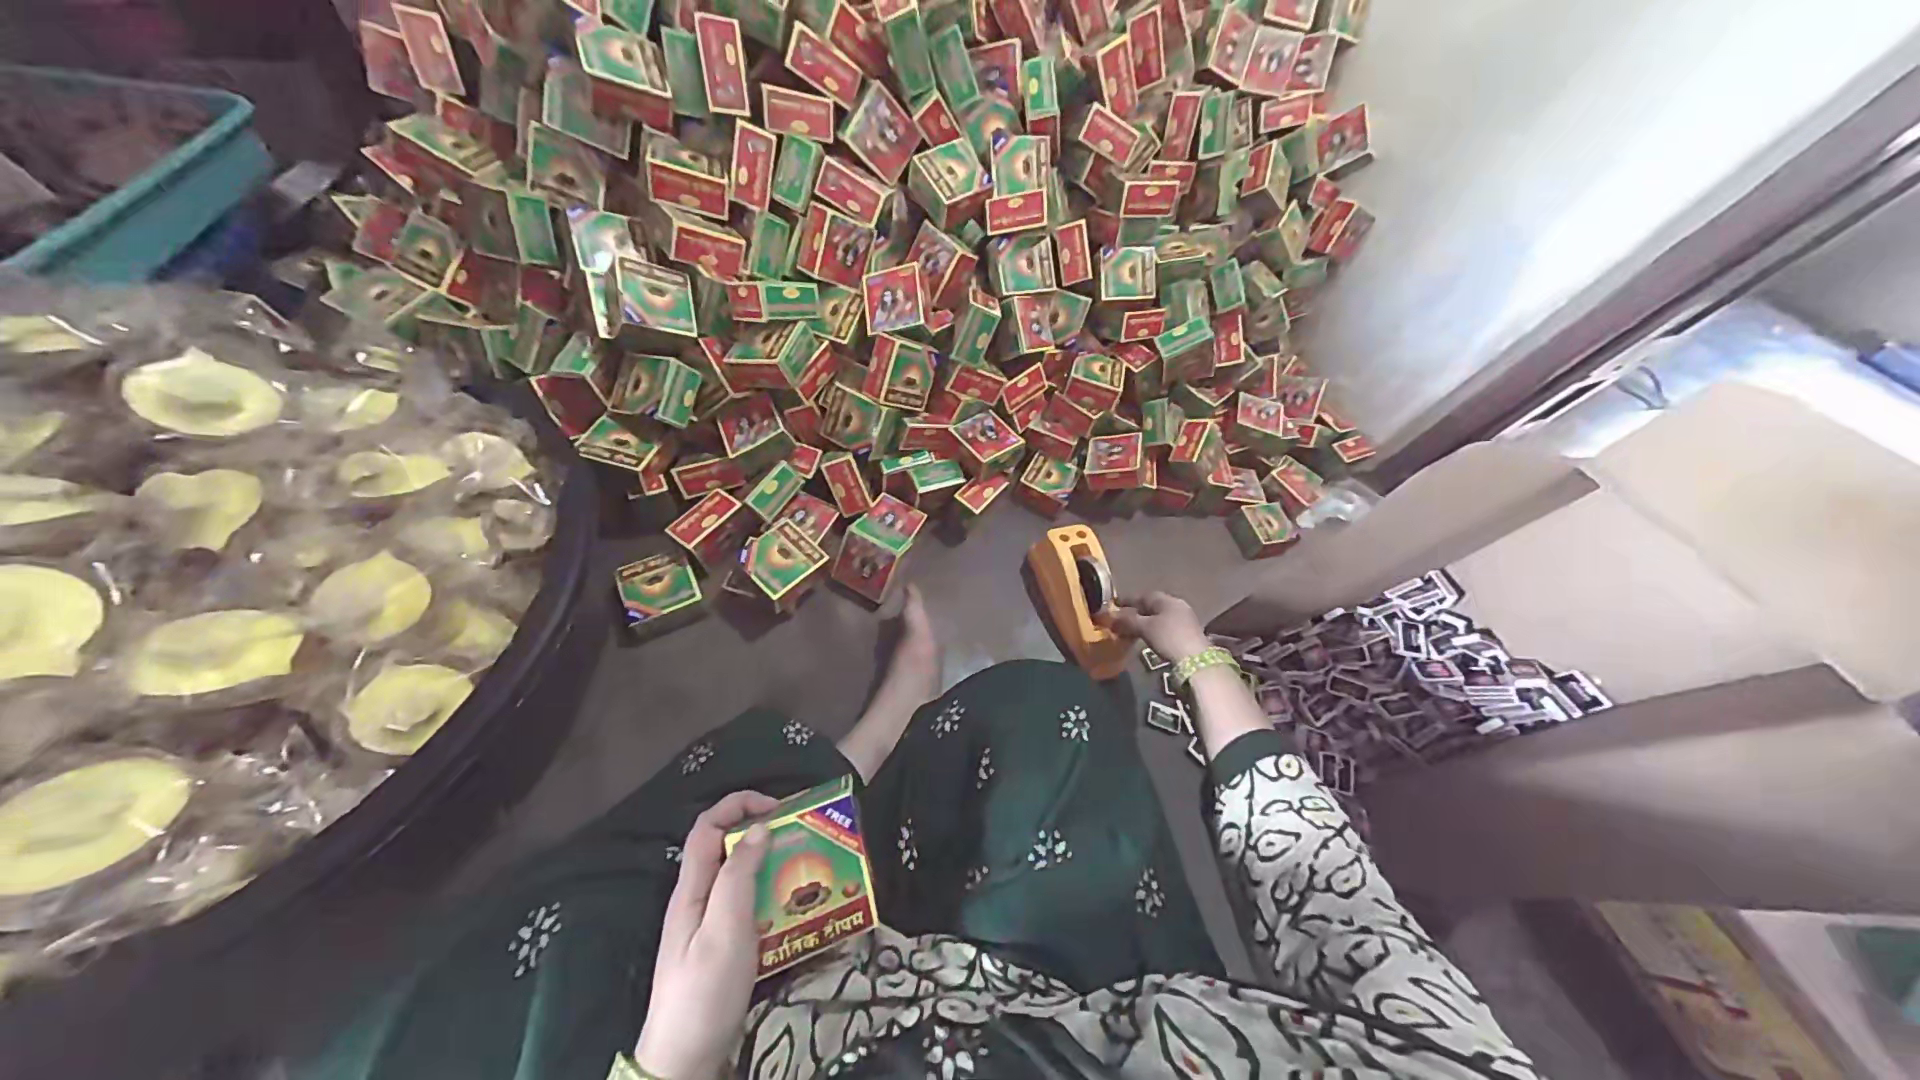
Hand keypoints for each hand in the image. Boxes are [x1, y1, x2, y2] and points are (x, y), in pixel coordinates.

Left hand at [634, 791, 776, 1079]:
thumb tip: (759, 828)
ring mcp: (707, 922)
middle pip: (724, 845)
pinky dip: (768, 893)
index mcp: (691, 888)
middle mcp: (697, 897)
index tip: (779, 808)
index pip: (708, 825)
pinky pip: (745, 903)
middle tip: (798, 834)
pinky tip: (791, 906)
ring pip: (737, 874)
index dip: (739, 804)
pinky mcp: (720, 943)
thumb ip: (738, 877)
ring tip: (803, 866)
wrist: (683, 1062)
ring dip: (768, 862)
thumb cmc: (704, 992)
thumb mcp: (724, 931)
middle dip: (760, 830)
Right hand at [1111, 591, 1210, 662]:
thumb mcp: (1145, 628)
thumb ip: (1127, 621)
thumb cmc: (1168, 638)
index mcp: (1167, 600)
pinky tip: (1148, 637)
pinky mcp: (1188, 633)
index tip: (1114, 606)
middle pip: (1153, 606)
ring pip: (1160, 617)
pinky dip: (1155, 629)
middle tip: (1122, 620)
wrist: (1196, 660)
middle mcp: (1177, 605)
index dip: (1128, 601)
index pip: (1144, 596)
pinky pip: (1166, 627)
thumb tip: (1110, 617)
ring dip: (1146, 622)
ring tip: (1133, 631)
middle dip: (1137, 612)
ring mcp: (1185, 619)